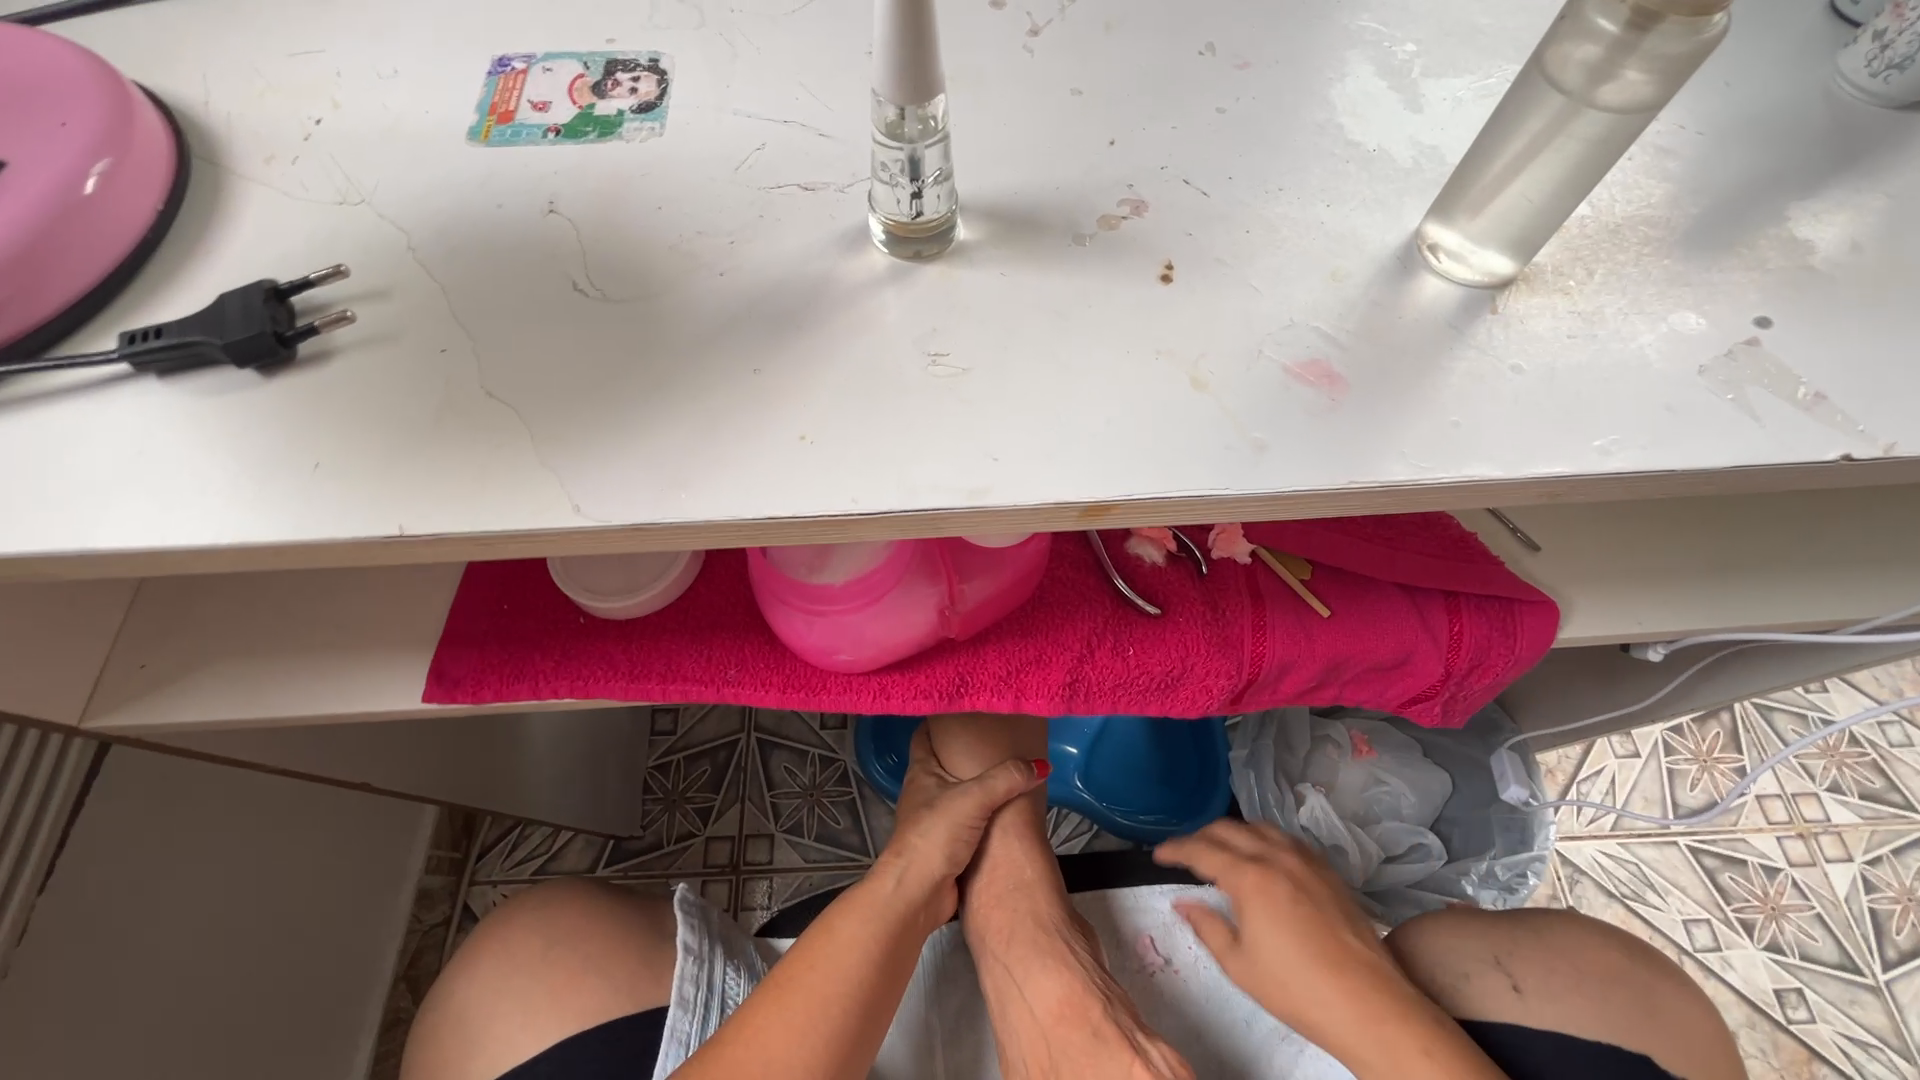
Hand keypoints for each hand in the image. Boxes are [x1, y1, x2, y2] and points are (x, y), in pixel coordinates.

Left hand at [872, 724, 1047, 931]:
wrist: (918, 893)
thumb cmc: (936, 835)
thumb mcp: (974, 798)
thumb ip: (1007, 778)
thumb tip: (1041, 765)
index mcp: (921, 772)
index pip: (924, 736)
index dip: (939, 721)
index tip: (965, 710)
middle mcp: (923, 792)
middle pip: (944, 765)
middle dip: (965, 754)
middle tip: (997, 739)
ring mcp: (933, 821)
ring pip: (957, 795)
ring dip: (977, 788)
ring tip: (1007, 773)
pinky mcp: (945, 846)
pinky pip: (968, 822)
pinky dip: (983, 816)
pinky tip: (1005, 813)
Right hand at [1153, 821, 1421, 1058]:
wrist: (1369, 1004)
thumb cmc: (1297, 989)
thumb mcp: (1238, 964)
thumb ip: (1206, 926)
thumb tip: (1183, 903)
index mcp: (1249, 877)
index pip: (1201, 850)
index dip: (1175, 849)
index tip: (1158, 855)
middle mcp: (1276, 857)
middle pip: (1228, 829)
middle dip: (1200, 836)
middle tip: (1184, 852)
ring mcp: (1306, 860)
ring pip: (1259, 827)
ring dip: (1233, 832)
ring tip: (1220, 849)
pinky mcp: (1328, 871)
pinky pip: (1286, 839)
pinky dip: (1263, 839)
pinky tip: (1261, 857)